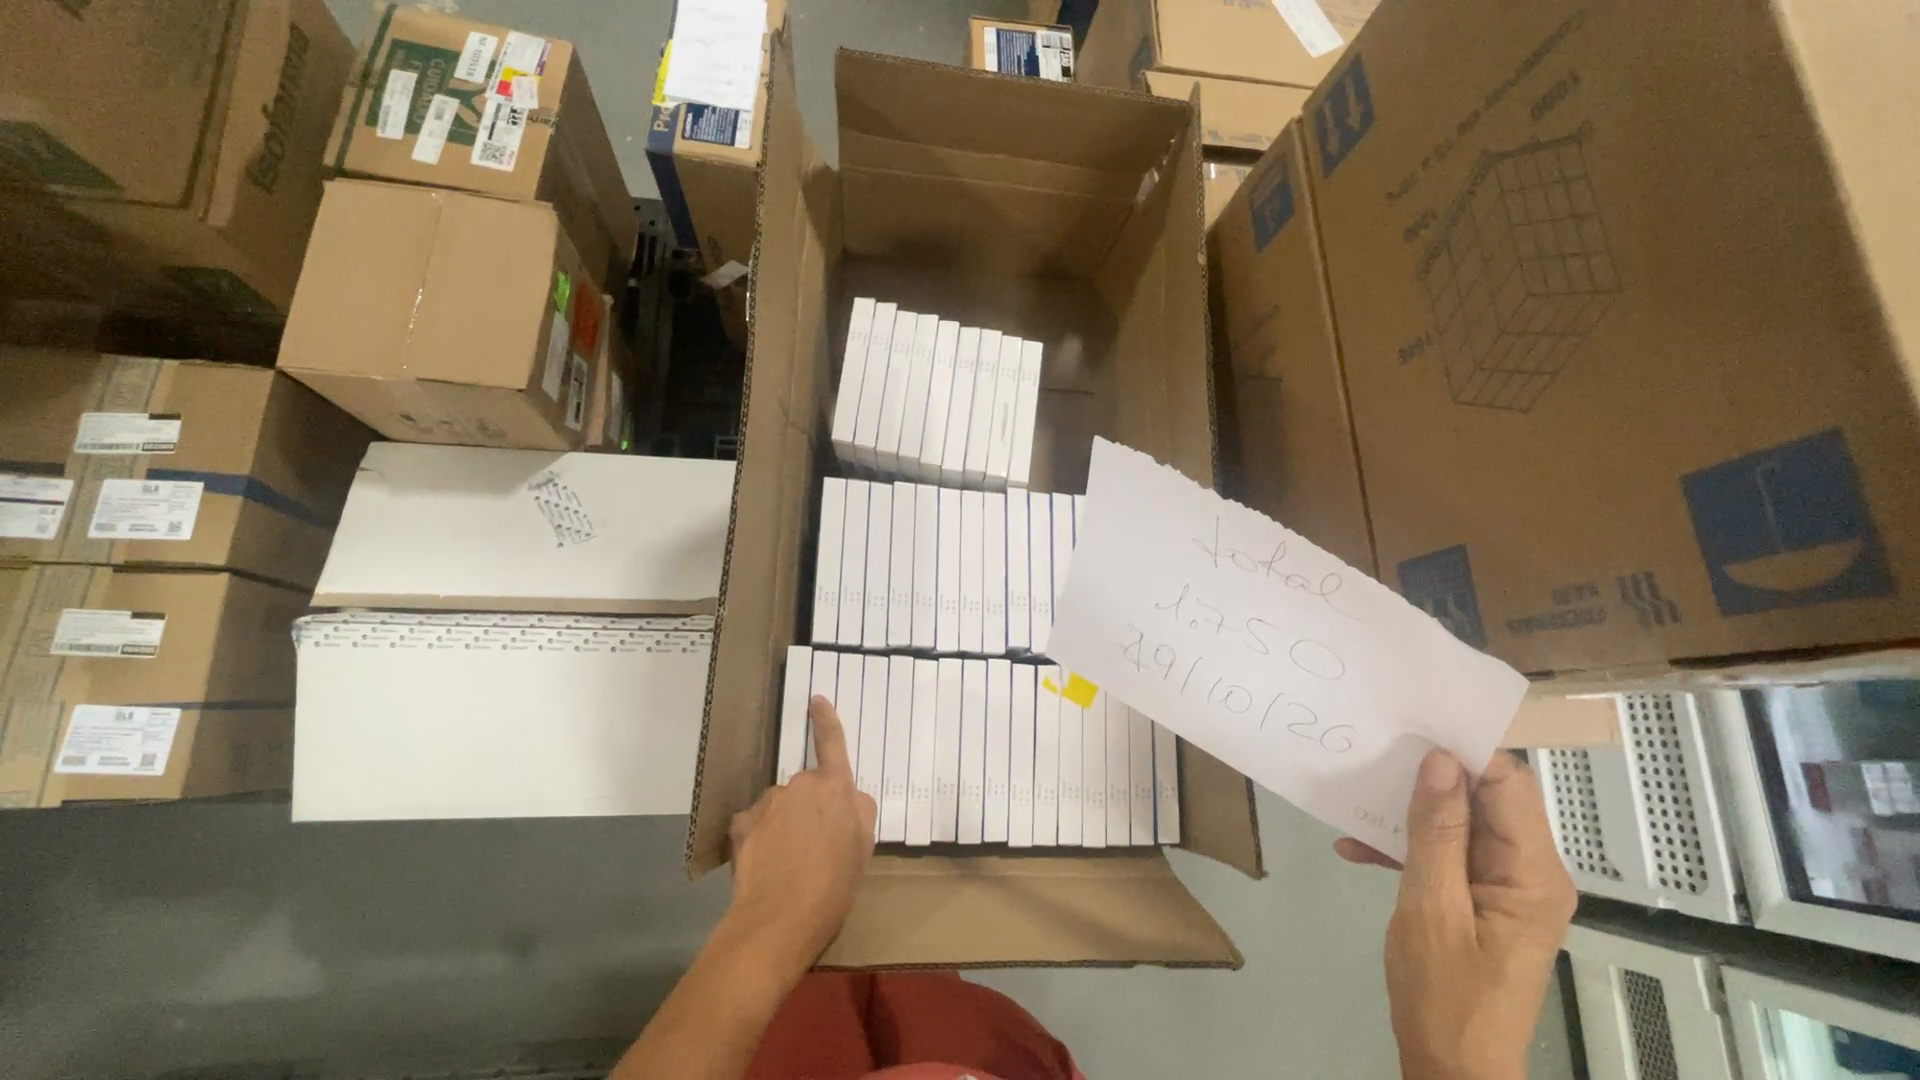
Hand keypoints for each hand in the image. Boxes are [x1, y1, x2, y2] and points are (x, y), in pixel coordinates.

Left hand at [726, 695, 877, 966]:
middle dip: (809, 809)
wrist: (781, 918)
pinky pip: (755, 825)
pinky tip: (764, 866)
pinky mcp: (742, 823)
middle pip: (807, 789)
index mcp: (836, 788)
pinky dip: (759, 839)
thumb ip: (858, 814)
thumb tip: (848, 799)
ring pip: (780, 807)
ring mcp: (768, 802)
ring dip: (784, 826)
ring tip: (788, 865)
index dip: (826, 721)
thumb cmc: (834, 885)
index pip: (833, 744)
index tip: (816, 700)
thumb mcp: (863, 850)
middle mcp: (800, 786)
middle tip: (815, 848)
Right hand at [1336, 750, 1576, 1079]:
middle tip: (1375, 754)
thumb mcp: (1430, 906)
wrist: (1453, 1067)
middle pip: (1487, 799)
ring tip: (1358, 799)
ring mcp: (1508, 888)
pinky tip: (1357, 848)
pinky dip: (1407, 849)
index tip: (1409, 729)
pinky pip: (1449, 856)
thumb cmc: (1444, 991)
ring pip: (1462, 824)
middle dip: (1431, 776)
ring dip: (1411, 814)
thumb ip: (1436, 832)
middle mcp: (1531, 873)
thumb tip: (1440, 761)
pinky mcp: (1484, 901)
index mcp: (1532, 873)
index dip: (1463, 751)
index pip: (1508, 785)